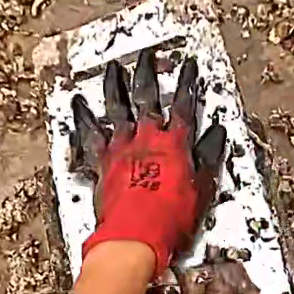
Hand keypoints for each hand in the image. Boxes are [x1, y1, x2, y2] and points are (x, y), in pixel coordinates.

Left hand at [71, 49, 226, 274]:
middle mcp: (146, 138)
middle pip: (146, 96)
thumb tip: (216, 134)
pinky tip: (77, 104)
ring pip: (116, 108)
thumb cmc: (169, 220)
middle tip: (146, 55)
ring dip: (114, 85)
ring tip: (112, 69)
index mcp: (174, 143)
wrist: (135, 238)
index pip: (184, 104)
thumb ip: (208, 158)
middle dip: (147, 72)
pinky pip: (89, 134)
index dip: (188, 82)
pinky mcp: (102, 162)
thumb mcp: (201, 189)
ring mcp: (121, 148)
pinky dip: (82, 117)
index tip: (188, 65)